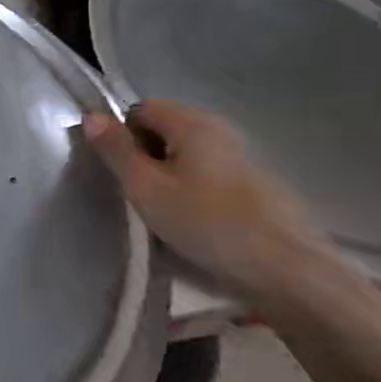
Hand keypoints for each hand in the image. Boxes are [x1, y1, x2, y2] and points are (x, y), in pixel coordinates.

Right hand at [85, 101, 346, 311]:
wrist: (288, 271)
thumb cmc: (207, 223)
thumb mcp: (146, 188)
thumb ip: (116, 150)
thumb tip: (92, 116)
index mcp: (193, 122)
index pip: (140, 109)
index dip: (122, 137)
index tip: (121, 173)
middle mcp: (220, 130)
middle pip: (164, 132)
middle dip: (144, 159)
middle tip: (138, 196)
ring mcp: (241, 158)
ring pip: (185, 157)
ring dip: (168, 179)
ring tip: (164, 214)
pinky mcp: (255, 186)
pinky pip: (207, 178)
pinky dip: (193, 193)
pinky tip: (195, 225)